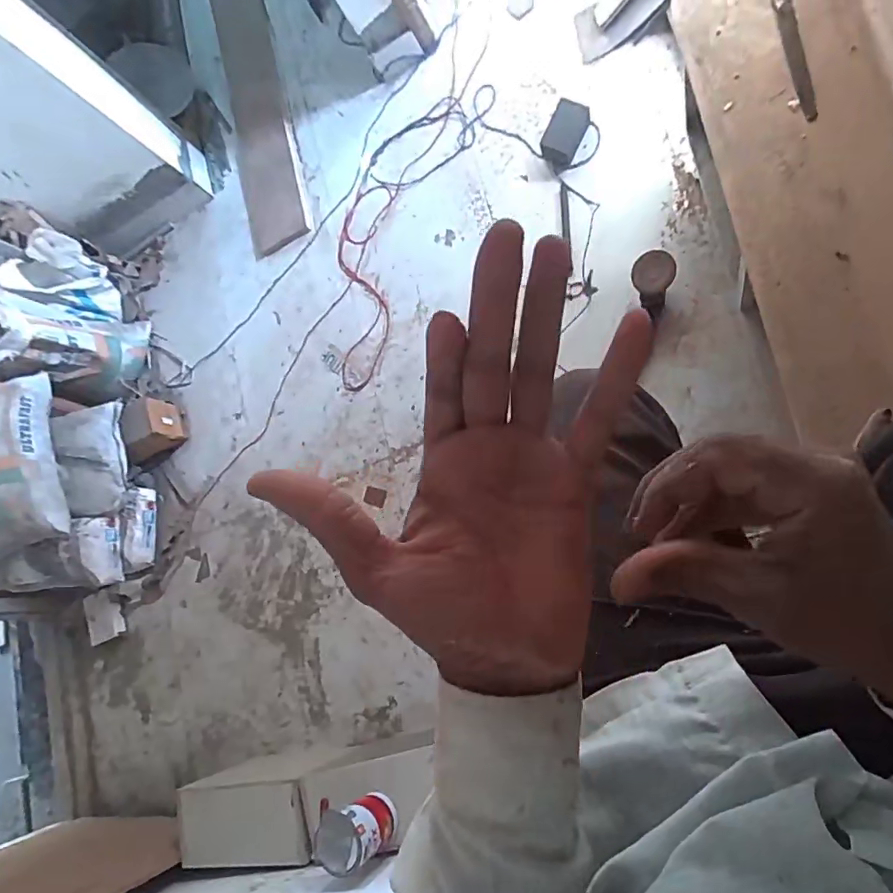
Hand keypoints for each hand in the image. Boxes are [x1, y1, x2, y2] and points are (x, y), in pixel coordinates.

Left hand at [249, 220, 653, 696]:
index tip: (450, 307)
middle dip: (500, 301)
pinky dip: (616, 377)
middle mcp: (488, 450)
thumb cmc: (444, 618)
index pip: (443, 390)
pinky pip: (596, 422)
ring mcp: (534, 462)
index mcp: (442, 463)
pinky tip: (633, 327)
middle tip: (510, 234)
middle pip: (493, 363)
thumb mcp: (377, 570)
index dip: (447, 348)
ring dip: (549, 316)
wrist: (506, 659)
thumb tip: (259, 481)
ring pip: (541, 376)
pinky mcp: (574, 483)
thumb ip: (333, 517)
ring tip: (558, 255)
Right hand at [610, 435, 892, 708]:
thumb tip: (618, 579)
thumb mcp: (756, 597)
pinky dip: (718, 511)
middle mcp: (814, 461)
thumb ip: (686, 573)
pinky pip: (750, 486)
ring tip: (665, 544)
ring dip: (693, 503)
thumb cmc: (838, 621)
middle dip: (674, 492)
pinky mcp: (811, 489)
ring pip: (733, 469)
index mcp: (810, 481)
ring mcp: (815, 472)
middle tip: (643, 534)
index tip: (639, 532)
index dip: (668, 486)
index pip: (720, 456)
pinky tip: (701, 541)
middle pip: (723, 454)